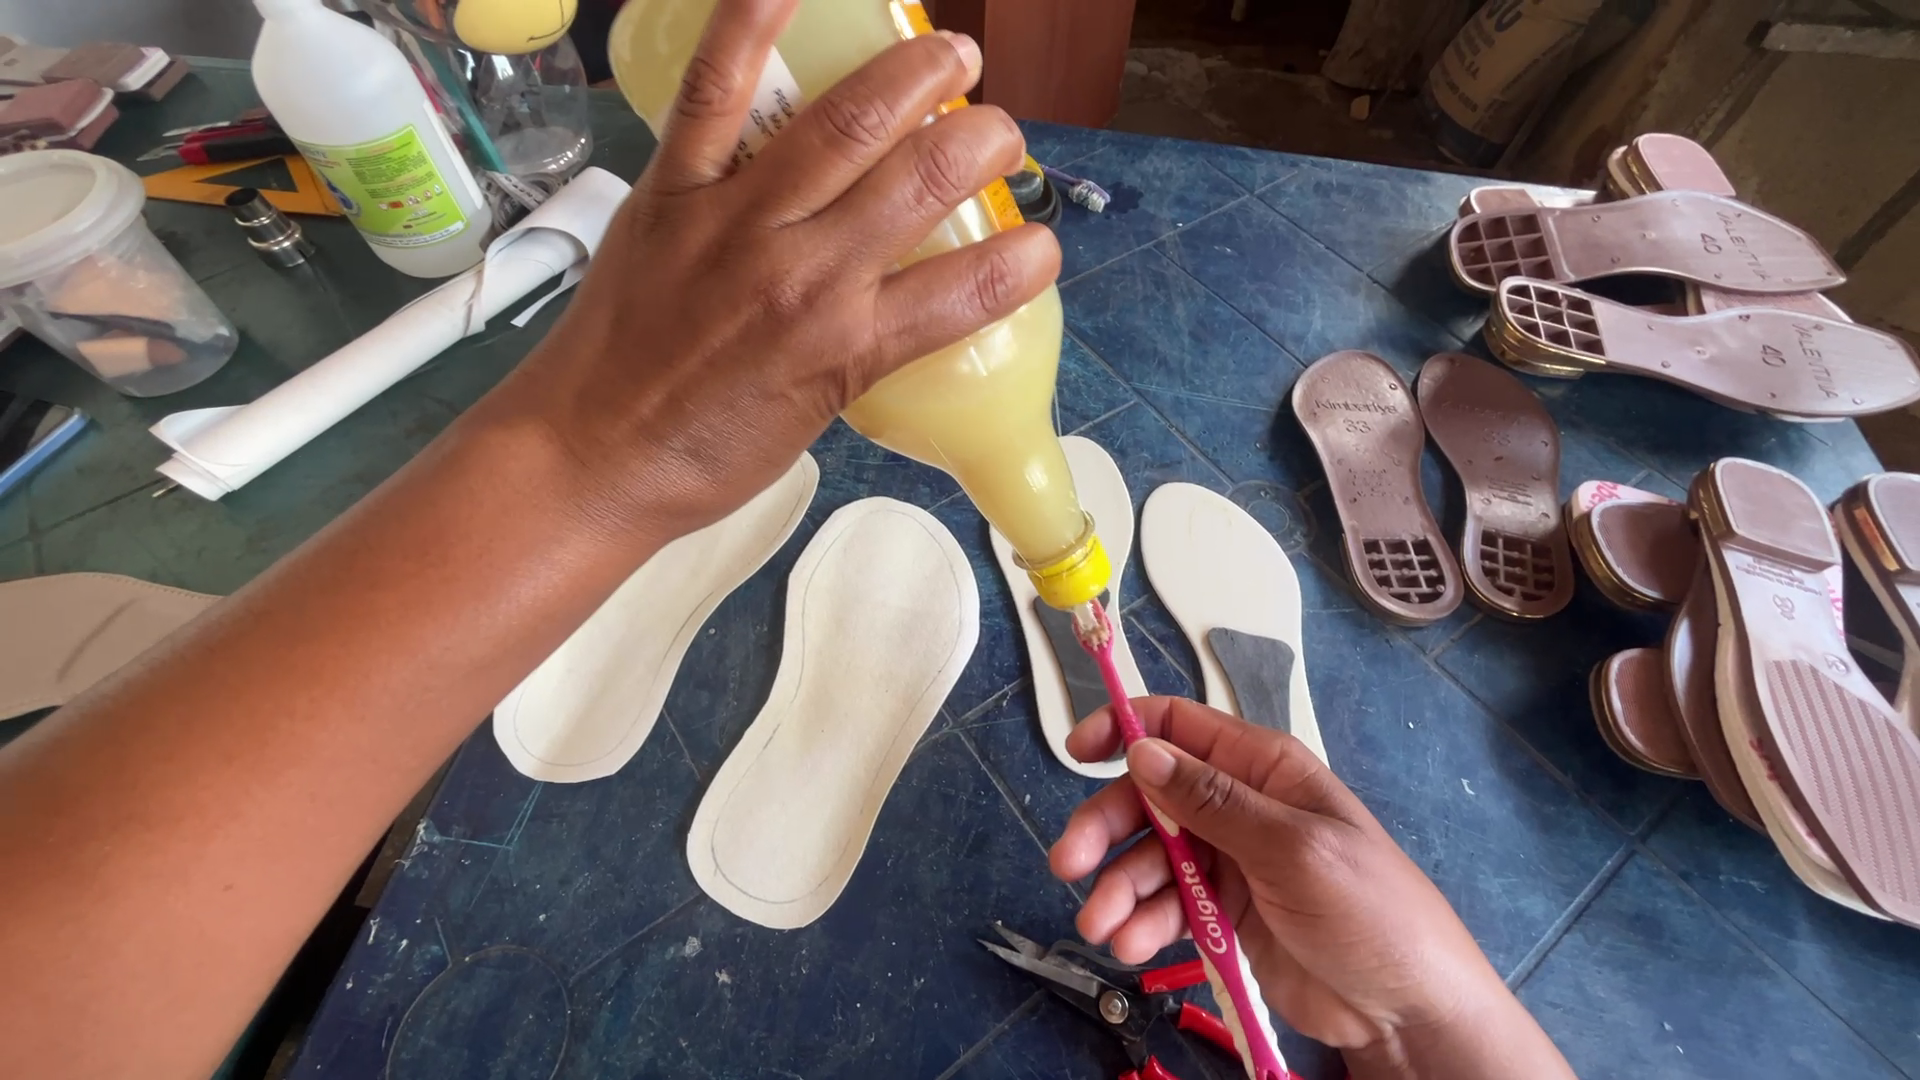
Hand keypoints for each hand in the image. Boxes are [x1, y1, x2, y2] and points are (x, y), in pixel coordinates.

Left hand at [492, 0, 1058, 545]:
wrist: (594, 456)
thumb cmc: (709, 455)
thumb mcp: (816, 417)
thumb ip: (863, 350)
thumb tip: (895, 303)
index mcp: (847, 347)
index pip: (963, 293)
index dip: (1021, 265)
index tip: (1043, 247)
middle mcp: (804, 275)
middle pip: (917, 184)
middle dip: (981, 143)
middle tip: (1002, 133)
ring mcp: (734, 222)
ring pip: (841, 126)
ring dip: (912, 77)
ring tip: (953, 54)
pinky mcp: (671, 191)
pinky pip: (713, 96)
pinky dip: (748, 29)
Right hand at [1051, 699, 1573, 1077]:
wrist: (1410, 1016)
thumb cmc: (1368, 911)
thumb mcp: (1292, 848)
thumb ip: (1212, 800)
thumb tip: (1140, 750)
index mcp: (1257, 768)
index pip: (1177, 726)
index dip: (1123, 728)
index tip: (1077, 751)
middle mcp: (1233, 804)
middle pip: (1147, 798)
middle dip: (1106, 829)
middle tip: (1068, 863)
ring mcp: (1224, 858)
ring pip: (1148, 856)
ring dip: (1118, 888)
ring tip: (1103, 928)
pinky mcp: (1219, 910)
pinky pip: (1165, 904)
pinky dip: (1142, 922)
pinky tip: (1132, 945)